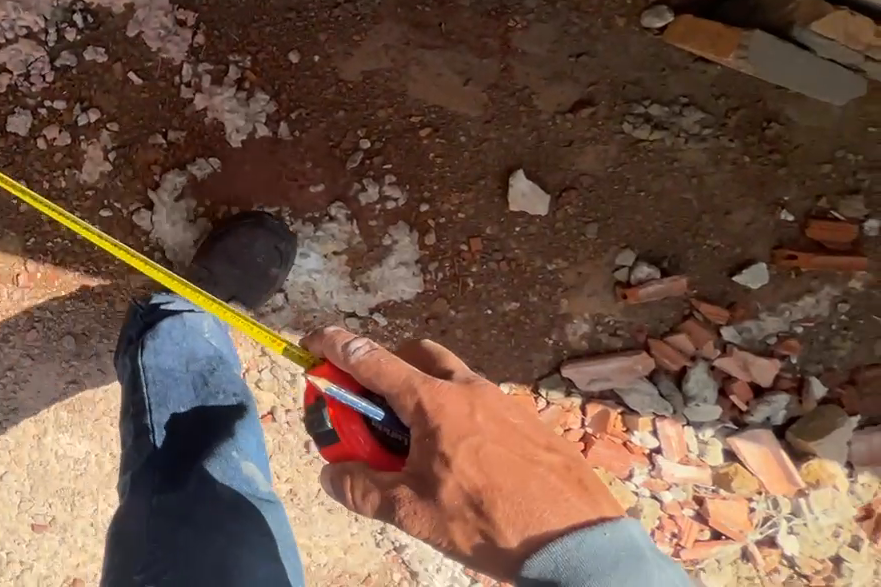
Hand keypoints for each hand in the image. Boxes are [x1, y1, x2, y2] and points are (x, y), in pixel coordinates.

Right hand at [302, 327, 623, 580]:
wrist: (586, 553)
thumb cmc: (491, 523)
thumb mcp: (414, 513)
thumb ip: (362, 490)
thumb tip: (329, 475)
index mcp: (432, 401)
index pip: (368, 357)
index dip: (332, 344)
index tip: (310, 343)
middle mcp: (467, 390)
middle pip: (416, 352)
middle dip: (388, 362)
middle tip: (376, 398)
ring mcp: (507, 405)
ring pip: (454, 377)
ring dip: (427, 390)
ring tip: (423, 437)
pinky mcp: (536, 427)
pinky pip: (486, 405)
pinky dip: (462, 416)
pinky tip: (468, 459)